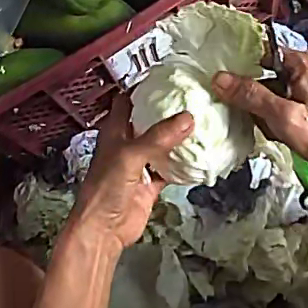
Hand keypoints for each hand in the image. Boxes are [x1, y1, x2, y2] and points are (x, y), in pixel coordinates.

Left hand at [65, 93, 193, 253]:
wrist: (104, 229)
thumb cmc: (106, 189)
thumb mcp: (130, 155)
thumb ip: (158, 137)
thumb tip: (187, 118)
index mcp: (115, 131)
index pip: (128, 101)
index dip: (143, 88)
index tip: (167, 77)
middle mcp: (128, 144)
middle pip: (149, 121)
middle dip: (168, 111)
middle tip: (194, 98)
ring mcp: (140, 164)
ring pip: (162, 145)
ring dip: (179, 137)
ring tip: (203, 121)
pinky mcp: (151, 184)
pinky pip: (170, 169)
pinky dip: (183, 163)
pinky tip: (200, 155)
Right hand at [213, 47, 307, 184]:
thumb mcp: (282, 116)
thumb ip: (250, 95)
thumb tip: (218, 79)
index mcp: (303, 63)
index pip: (262, 49)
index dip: (240, 62)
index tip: (222, 76)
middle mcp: (307, 67)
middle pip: (264, 68)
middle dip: (251, 89)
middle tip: (244, 108)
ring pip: (270, 86)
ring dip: (261, 104)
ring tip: (263, 122)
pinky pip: (279, 98)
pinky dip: (271, 111)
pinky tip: (272, 127)